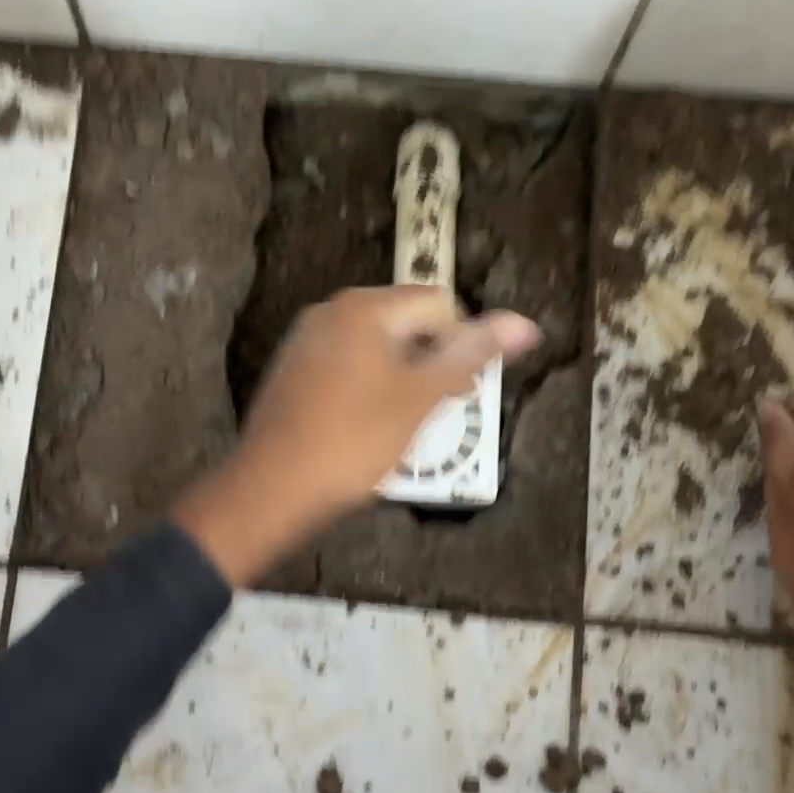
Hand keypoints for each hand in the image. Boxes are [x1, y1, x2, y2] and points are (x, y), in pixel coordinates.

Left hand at [175, 286, 540, 585]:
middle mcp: (331, 310)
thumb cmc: (351, 443)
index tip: (460, 391)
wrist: (270, 488)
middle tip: (436, 409)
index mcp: (363, 307)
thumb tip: (523, 323)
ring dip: (402, 375)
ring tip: (404, 423)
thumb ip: (471, 355)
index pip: (440, 303)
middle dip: (431, 359)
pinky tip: (366, 425)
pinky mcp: (293, 368)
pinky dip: (369, 384)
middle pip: (407, 320)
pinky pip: (347, 362)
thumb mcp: (420, 400)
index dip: (461, 344)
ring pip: (377, 344)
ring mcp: (306, 338)